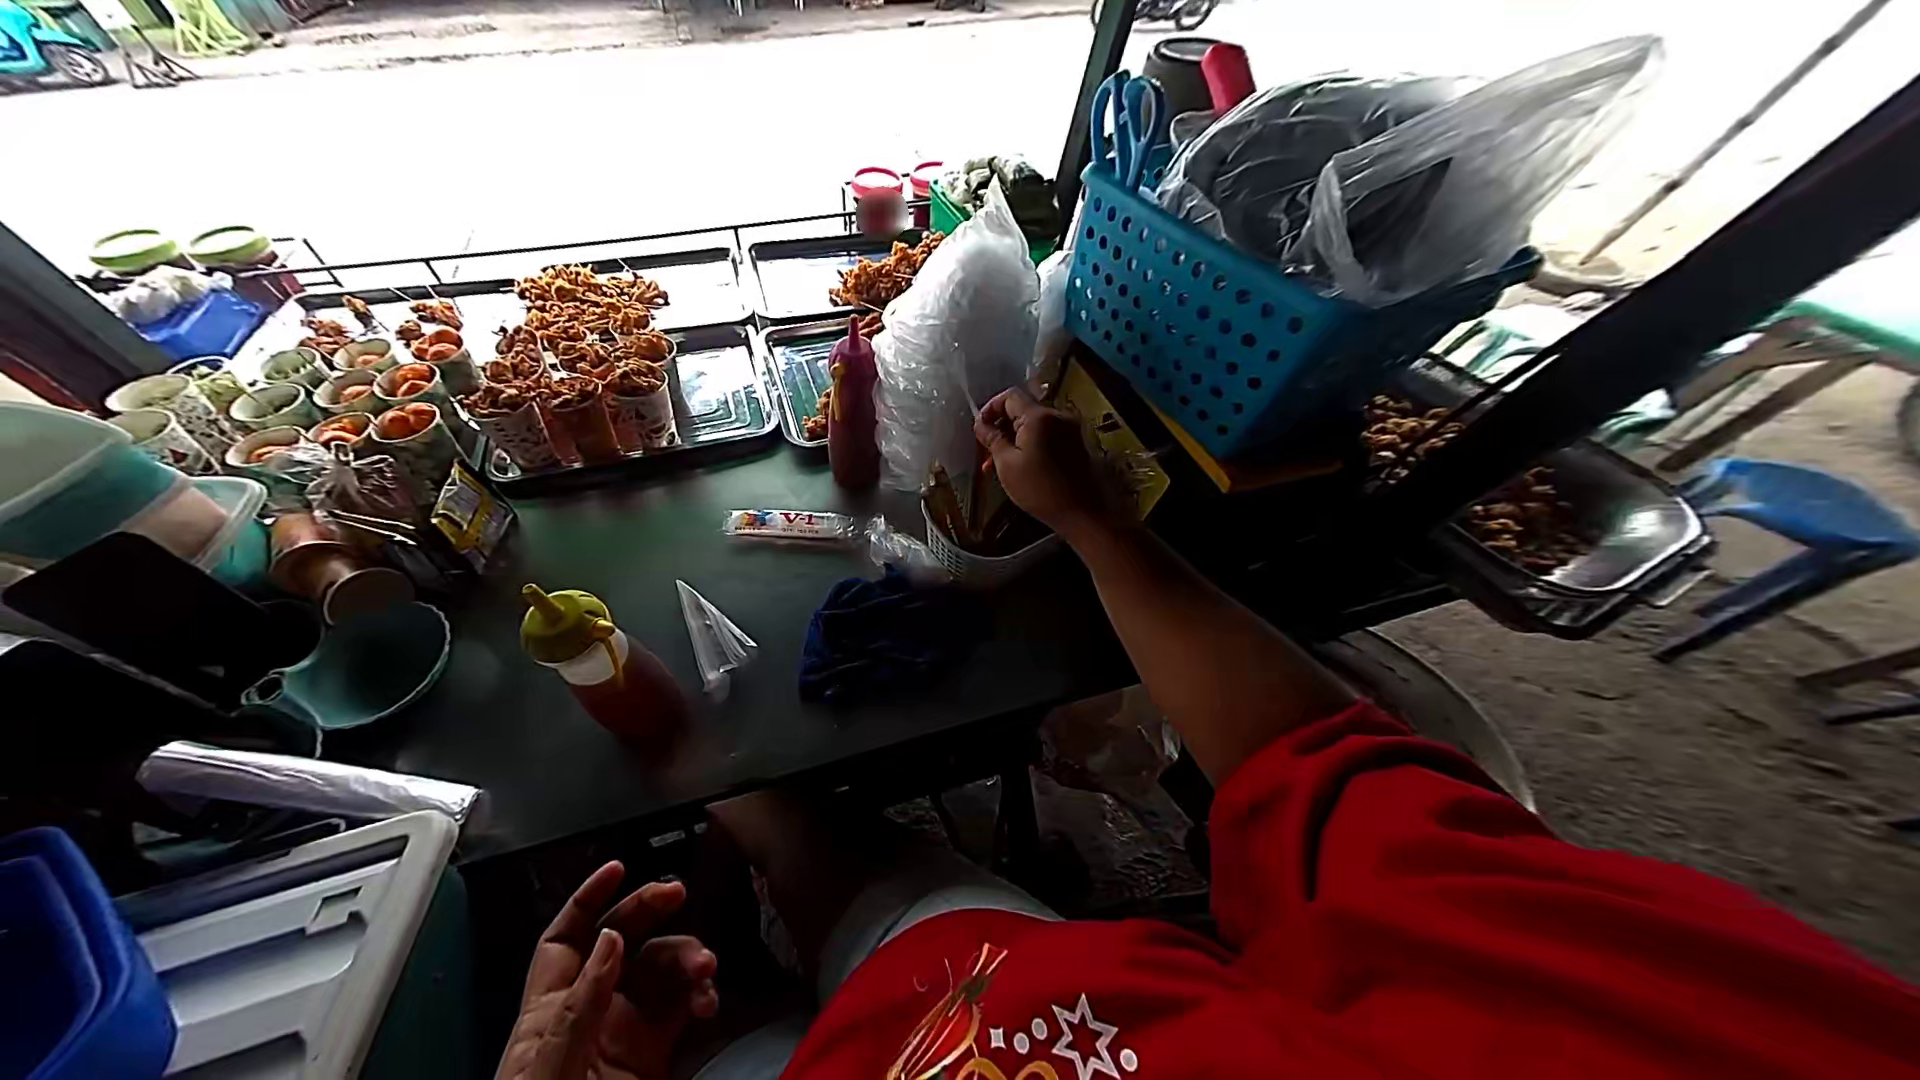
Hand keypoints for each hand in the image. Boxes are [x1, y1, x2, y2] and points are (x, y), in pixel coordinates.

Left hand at [496, 863, 718, 1079]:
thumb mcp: (549, 1070)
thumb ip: (581, 1004)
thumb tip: (610, 941)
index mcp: (552, 1008)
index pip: (566, 937)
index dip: (588, 898)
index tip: (617, 869)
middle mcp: (592, 1007)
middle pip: (622, 937)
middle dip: (650, 909)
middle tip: (676, 894)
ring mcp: (626, 1026)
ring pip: (663, 965)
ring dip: (688, 957)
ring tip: (703, 970)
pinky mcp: (655, 1048)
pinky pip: (685, 1003)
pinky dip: (701, 993)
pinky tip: (706, 1002)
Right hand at [973, 387, 1112, 539]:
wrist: (1080, 513)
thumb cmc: (1039, 490)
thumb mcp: (1007, 465)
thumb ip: (992, 439)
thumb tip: (981, 424)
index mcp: (1039, 417)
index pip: (1009, 396)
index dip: (990, 408)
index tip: (979, 428)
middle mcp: (1057, 416)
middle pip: (1022, 409)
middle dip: (1001, 427)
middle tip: (985, 449)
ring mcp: (1069, 429)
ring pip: (1033, 425)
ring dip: (1014, 438)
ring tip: (998, 463)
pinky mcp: (1074, 443)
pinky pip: (1046, 435)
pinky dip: (1030, 444)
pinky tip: (1019, 464)